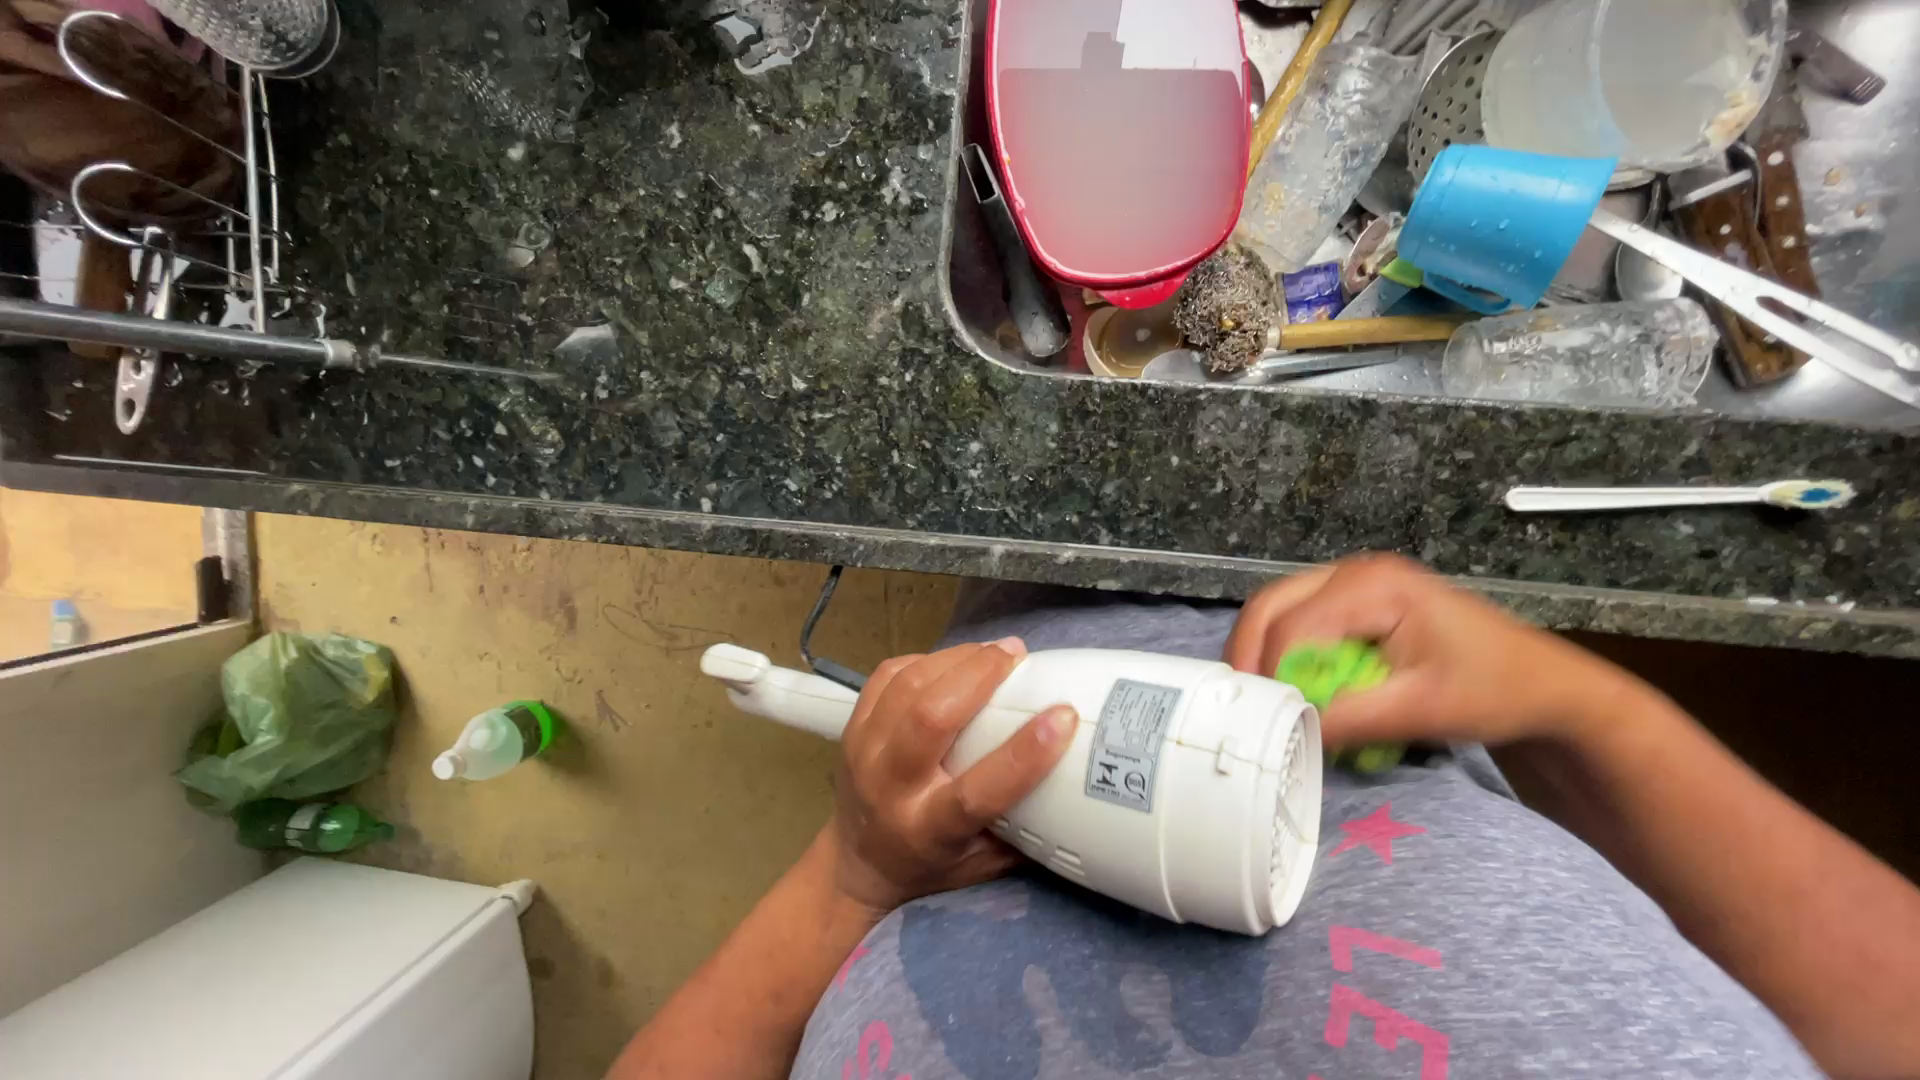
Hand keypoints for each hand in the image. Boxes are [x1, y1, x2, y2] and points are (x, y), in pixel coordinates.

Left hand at [826, 638, 1077, 914]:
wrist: (856, 864)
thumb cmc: (933, 865)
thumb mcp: (985, 862)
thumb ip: (1026, 828)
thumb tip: (1082, 781)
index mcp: (929, 830)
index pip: (976, 792)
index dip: (1023, 754)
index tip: (1063, 716)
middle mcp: (891, 788)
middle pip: (930, 719)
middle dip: (978, 676)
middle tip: (1016, 656)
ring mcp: (864, 751)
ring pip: (908, 687)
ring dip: (955, 659)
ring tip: (993, 651)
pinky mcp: (852, 726)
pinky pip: (887, 675)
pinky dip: (925, 660)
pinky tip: (954, 660)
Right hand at [1224, 554, 1648, 749]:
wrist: (1545, 685)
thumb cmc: (1496, 690)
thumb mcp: (1424, 709)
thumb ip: (1352, 717)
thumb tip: (1290, 730)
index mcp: (1374, 586)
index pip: (1294, 625)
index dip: (1271, 672)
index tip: (1262, 718)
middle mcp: (1353, 571)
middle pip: (1271, 605)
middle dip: (1249, 654)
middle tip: (1242, 703)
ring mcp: (1352, 582)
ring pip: (1276, 609)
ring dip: (1261, 651)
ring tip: (1261, 696)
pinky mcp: (1354, 600)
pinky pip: (1296, 618)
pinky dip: (1282, 650)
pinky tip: (1288, 683)